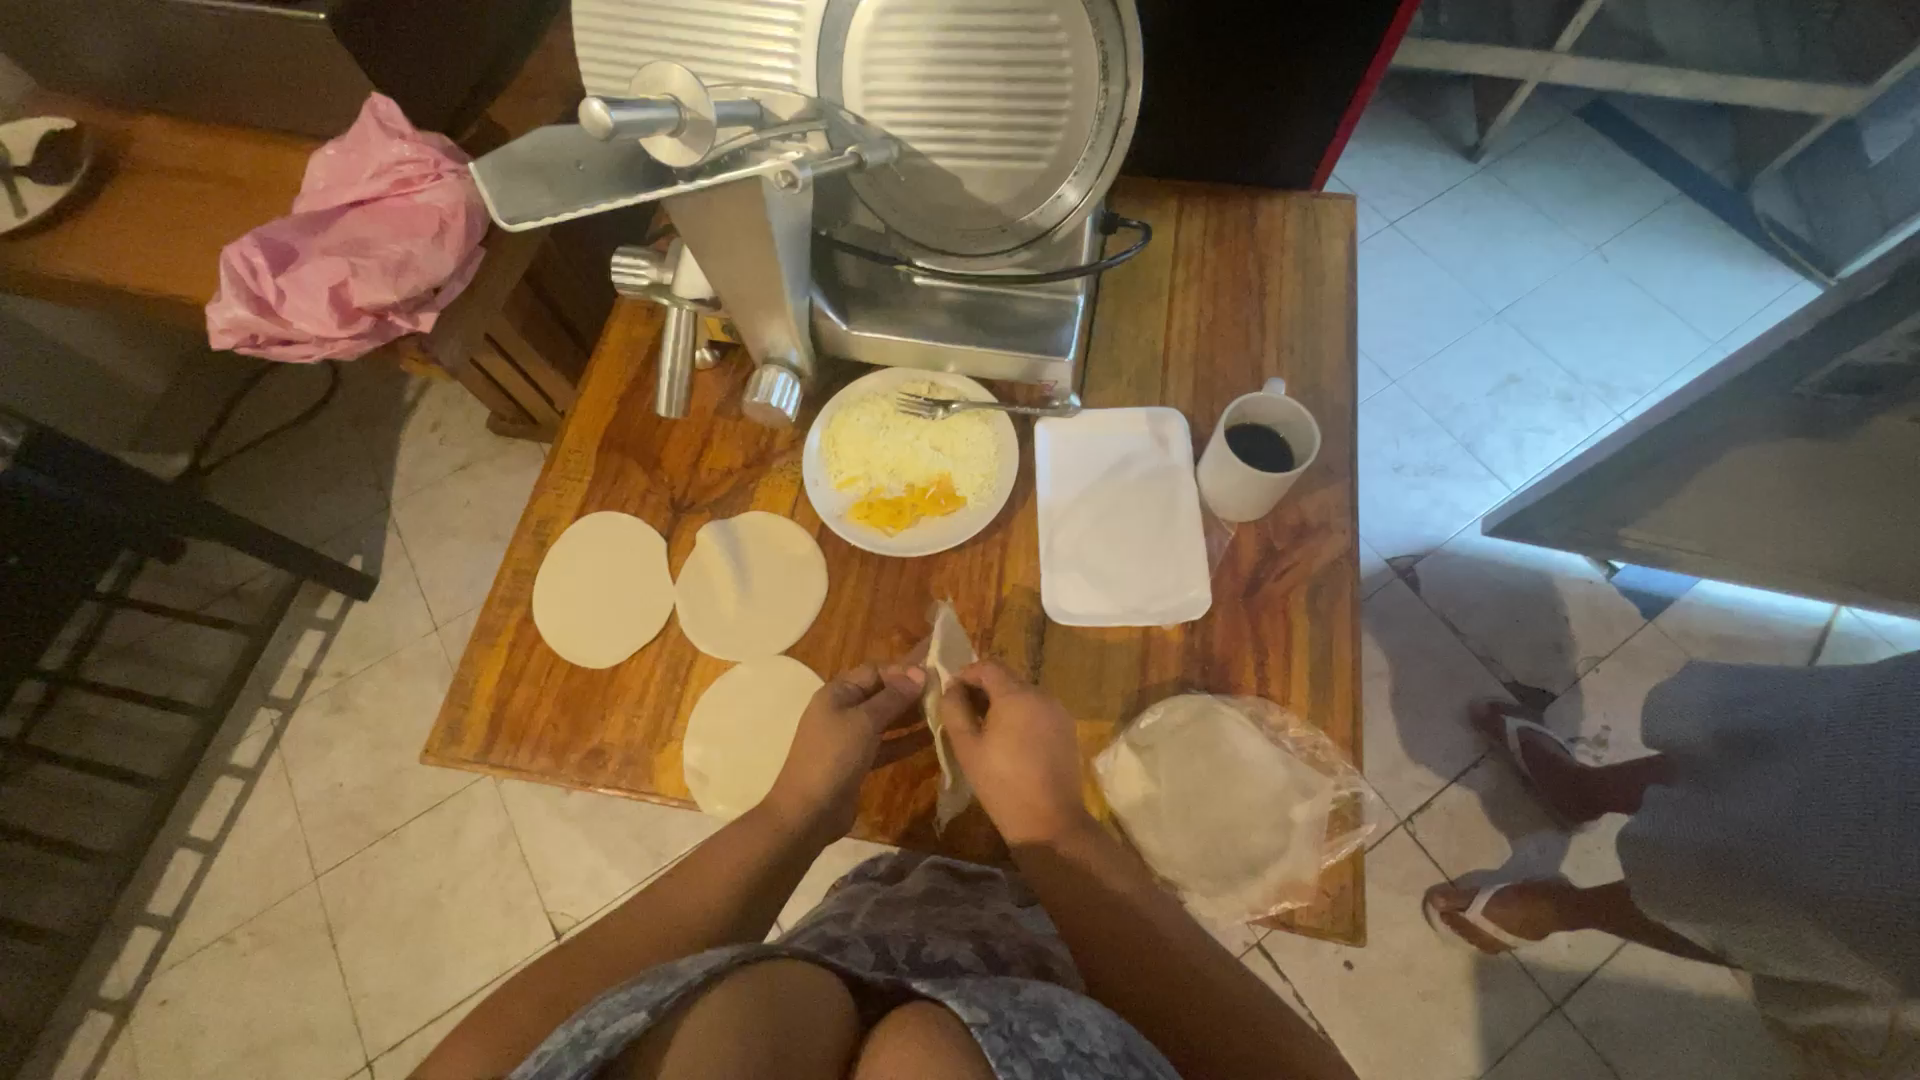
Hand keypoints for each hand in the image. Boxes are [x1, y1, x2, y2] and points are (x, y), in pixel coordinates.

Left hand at [761, 663, 926, 841]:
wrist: (809, 812)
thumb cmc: (834, 757)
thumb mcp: (864, 722)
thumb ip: (893, 697)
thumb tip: (918, 673)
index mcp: (837, 693)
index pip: (874, 672)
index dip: (902, 671)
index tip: (932, 676)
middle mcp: (842, 710)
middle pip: (880, 694)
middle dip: (909, 693)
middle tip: (943, 694)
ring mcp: (849, 738)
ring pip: (885, 720)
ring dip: (910, 717)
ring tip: (942, 713)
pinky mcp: (858, 762)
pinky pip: (886, 744)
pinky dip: (904, 741)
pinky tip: (930, 739)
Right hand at [940, 660, 1095, 845]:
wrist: (1049, 821)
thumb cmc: (1001, 783)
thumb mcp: (967, 747)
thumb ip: (954, 710)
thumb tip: (951, 688)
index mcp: (1016, 695)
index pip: (988, 666)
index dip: (966, 674)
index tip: (952, 694)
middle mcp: (1042, 695)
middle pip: (1008, 678)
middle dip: (984, 689)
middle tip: (965, 714)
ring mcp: (1059, 712)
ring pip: (1024, 694)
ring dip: (1003, 703)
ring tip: (986, 730)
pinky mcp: (1067, 729)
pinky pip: (1039, 711)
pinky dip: (1022, 716)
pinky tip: (1012, 742)